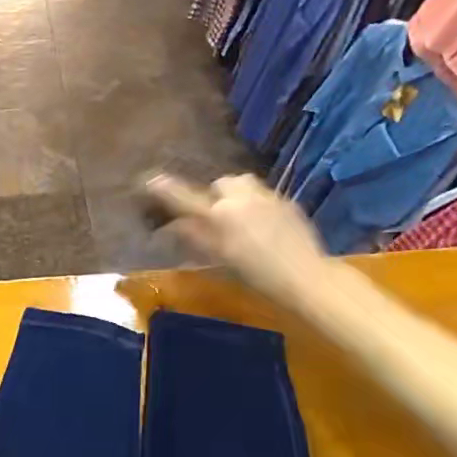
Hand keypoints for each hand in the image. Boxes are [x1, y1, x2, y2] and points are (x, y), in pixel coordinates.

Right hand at [142, 173, 329, 301]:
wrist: (306, 277)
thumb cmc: (257, 275)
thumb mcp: (221, 259)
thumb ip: (197, 237)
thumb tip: (175, 224)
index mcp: (220, 214)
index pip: (186, 198)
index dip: (168, 189)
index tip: (151, 180)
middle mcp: (242, 198)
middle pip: (221, 184)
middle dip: (216, 195)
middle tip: (217, 217)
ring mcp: (268, 197)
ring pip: (245, 185)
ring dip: (237, 195)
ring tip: (240, 216)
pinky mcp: (288, 202)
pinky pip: (265, 195)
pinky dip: (258, 204)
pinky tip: (264, 226)